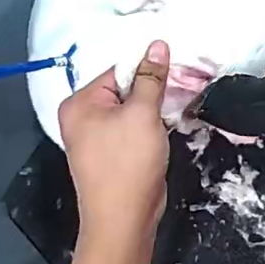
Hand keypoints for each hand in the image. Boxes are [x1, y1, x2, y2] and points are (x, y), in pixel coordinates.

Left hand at [59, 40, 170, 257]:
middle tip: (184, 86)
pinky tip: (168, 124)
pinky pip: (133, 126)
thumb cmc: (128, 163)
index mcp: (80, 103)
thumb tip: (157, 44)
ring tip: (179, 104)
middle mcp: (83, 116)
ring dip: (155, 106)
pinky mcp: (112, 152)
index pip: (118, 70)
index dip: (148, 68)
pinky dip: (151, 123)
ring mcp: (96, 136)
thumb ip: (151, 77)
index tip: (178, 69)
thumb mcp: (143, 113)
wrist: (124, 219)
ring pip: (131, 108)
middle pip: (124, 88)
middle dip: (154, 87)